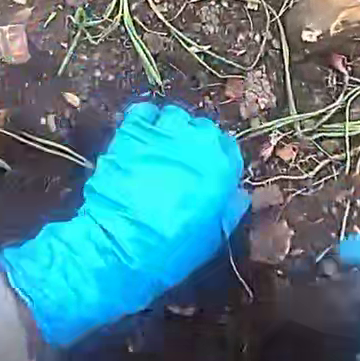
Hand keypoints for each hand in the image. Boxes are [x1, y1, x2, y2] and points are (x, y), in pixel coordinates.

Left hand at [0, 102, 248, 345]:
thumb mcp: (214, 236)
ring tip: (161, 146)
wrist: (122, 245)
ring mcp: (164, 132)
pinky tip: (140, 135)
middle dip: (194, 142)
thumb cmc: (172, 248)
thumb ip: (230, 208)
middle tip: (181, 162)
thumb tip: (238, 193)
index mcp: (222, 166)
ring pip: (174, 116)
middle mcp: (198, 141)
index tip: (206, 171)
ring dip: (171, 129)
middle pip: (202, 129)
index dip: (217, 159)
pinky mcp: (133, 131)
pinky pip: (143, 112)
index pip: (228, 148)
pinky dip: (144, 120)